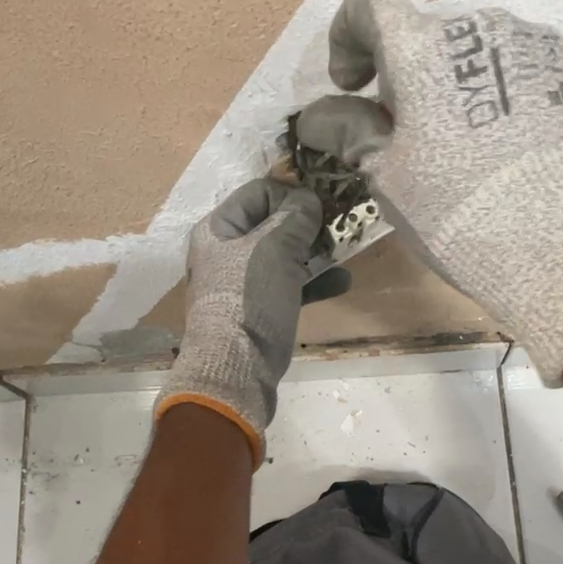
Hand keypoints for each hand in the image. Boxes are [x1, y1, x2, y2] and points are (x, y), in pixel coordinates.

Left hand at [155, 178, 346, 460]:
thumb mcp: (274, 249)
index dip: (292, 193)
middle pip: (272, 224)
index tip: (324, 203)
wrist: (235, 371)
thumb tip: (309, 197)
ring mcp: (242, 284)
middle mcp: (226, 252)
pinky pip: (289, 286)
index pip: (259, 192)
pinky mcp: (260, 311)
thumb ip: (295, 217)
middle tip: (338, 227)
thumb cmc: (249, 301)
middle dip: (307, 224)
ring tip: (344, 251)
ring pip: (284, 256)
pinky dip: (313, 282)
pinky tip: (343, 281)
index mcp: (218, 229)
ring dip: (315, 252)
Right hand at [295, 0, 562, 382]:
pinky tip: (498, 147)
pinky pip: (512, 68)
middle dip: (403, 74)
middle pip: (422, 33)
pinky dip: (493, 94)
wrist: (549, 237)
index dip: (348, 34)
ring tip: (458, 146)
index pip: (371, 0)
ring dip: (450, 84)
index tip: (352, 86)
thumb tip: (316, 116)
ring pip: (471, 51)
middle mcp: (474, 25)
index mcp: (418, 48)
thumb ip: (348, 131)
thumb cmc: (451, 206)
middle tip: (403, 134)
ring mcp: (526, 43)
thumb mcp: (386, 175)